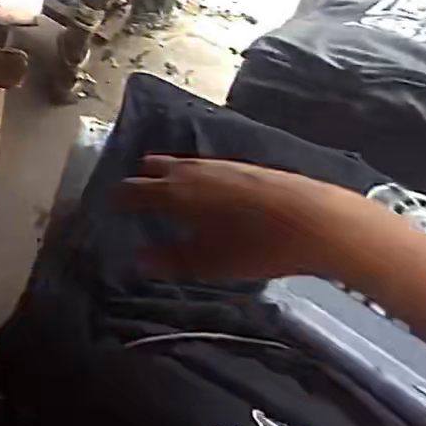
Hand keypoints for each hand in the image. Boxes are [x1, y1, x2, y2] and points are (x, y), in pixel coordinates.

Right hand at [117, 157, 377, 280]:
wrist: (314, 219)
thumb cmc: (255, 245)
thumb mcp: (209, 262)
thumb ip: (171, 259)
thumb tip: (139, 259)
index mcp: (172, 192)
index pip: (132, 189)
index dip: (118, 198)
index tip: (111, 205)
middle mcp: (187, 171)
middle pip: (151, 167)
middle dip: (140, 179)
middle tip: (137, 198)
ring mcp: (215, 164)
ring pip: (178, 164)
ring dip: (167, 176)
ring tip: (170, 196)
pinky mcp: (240, 165)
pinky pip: (202, 167)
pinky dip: (192, 177)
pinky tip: (208, 195)